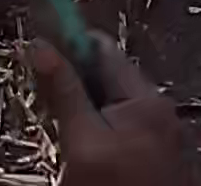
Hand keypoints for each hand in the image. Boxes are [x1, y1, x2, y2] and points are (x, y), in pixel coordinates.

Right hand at [31, 34, 196, 185]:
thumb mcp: (81, 142)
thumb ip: (63, 90)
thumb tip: (40, 44)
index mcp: (146, 99)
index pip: (100, 47)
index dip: (69, 45)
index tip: (41, 56)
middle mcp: (159, 109)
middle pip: (105, 72)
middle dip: (74, 79)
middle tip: (47, 98)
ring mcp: (161, 135)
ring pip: (109, 98)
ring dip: (81, 104)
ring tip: (65, 128)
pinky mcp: (156, 156)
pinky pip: (120, 123)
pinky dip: (97, 125)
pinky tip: (83, 147)